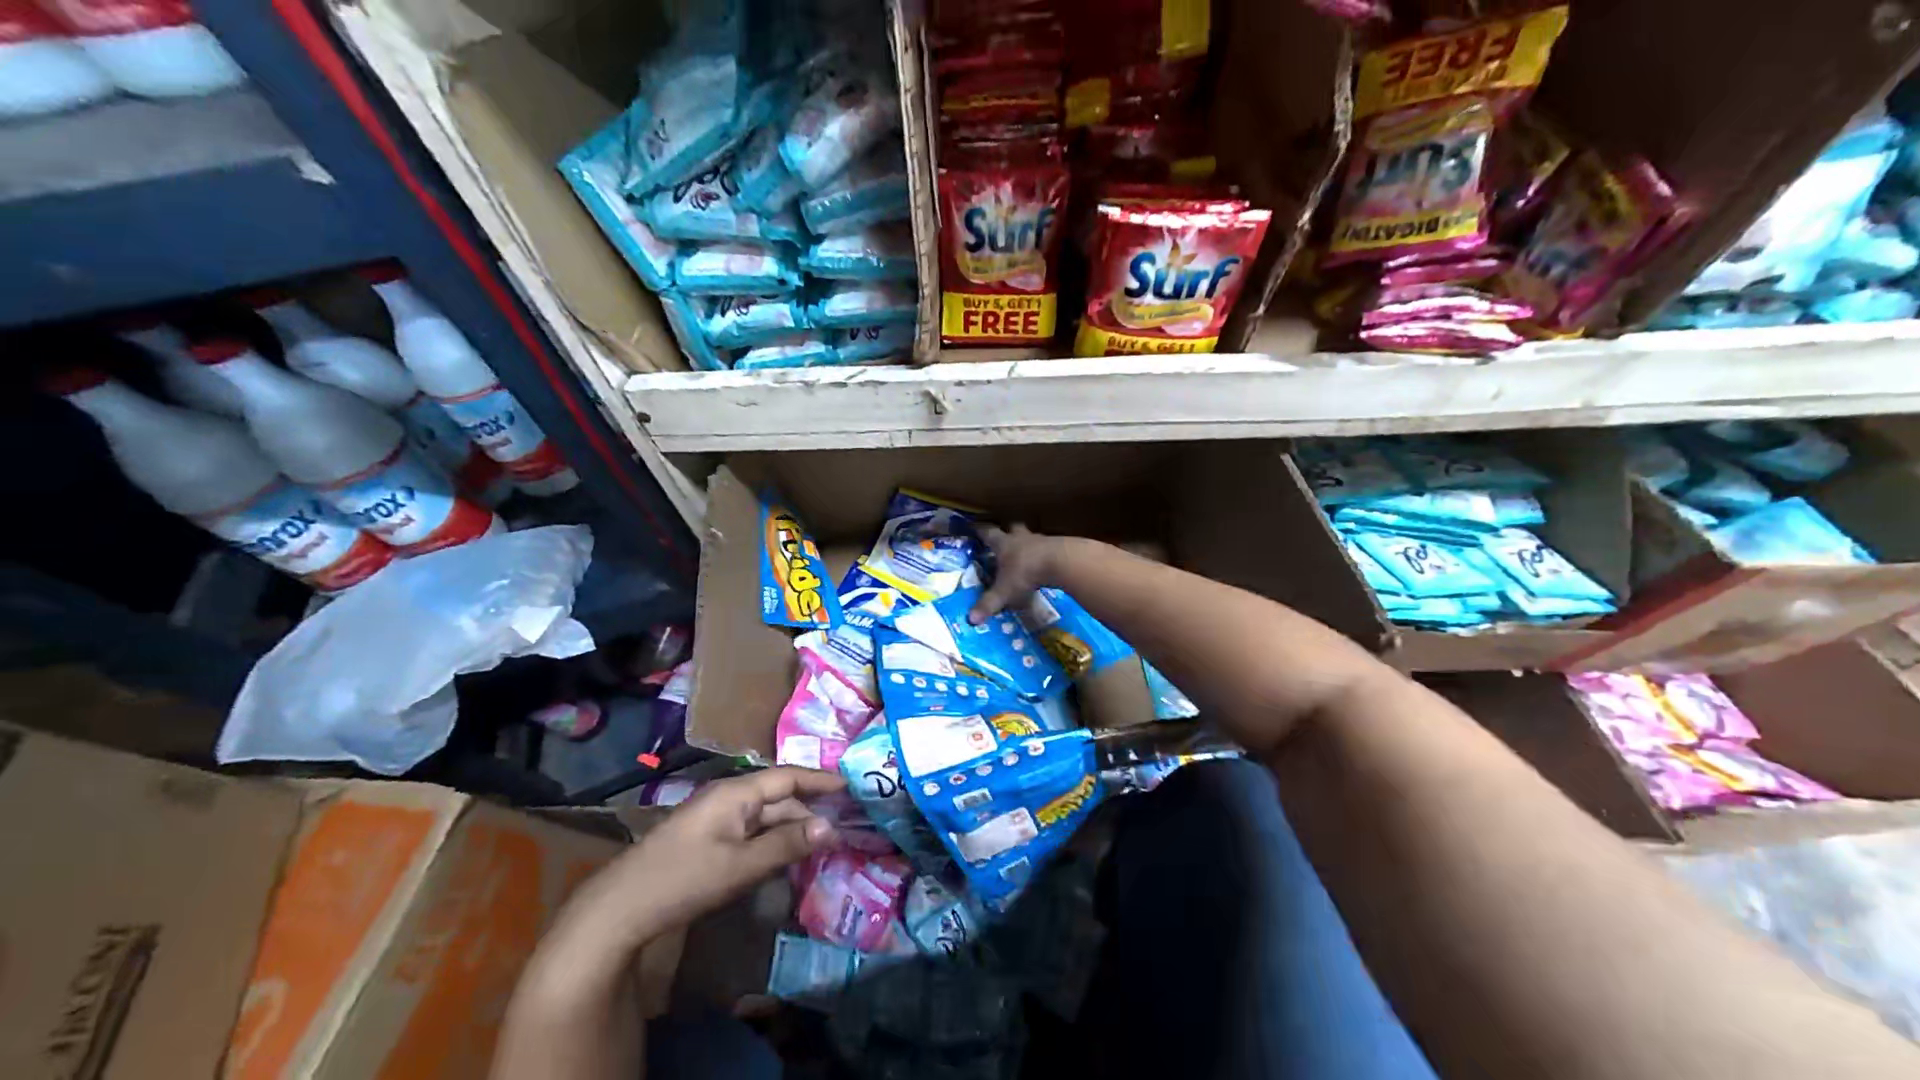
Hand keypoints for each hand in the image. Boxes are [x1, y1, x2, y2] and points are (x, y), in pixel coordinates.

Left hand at [590, 767, 845, 944]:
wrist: (621, 909)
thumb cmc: (684, 879)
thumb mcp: (741, 864)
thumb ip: (787, 844)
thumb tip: (831, 828)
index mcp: (736, 792)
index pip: (788, 776)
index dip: (821, 780)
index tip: (852, 785)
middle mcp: (729, 798)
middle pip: (779, 798)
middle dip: (811, 810)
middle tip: (846, 825)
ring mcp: (718, 819)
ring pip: (766, 817)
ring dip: (794, 829)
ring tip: (825, 845)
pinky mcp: (710, 840)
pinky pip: (753, 833)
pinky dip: (775, 842)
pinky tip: (790, 858)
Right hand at [970, 523, 1064, 622]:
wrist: (1060, 562)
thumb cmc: (1026, 573)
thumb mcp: (1005, 592)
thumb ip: (989, 604)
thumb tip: (971, 619)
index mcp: (1004, 544)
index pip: (988, 533)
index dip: (980, 530)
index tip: (975, 526)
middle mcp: (1021, 538)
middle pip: (1013, 528)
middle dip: (1009, 531)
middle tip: (1006, 537)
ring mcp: (1042, 540)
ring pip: (1032, 537)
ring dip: (1028, 543)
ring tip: (1027, 553)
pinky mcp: (1059, 546)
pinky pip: (1049, 547)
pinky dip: (1045, 554)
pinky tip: (1046, 564)